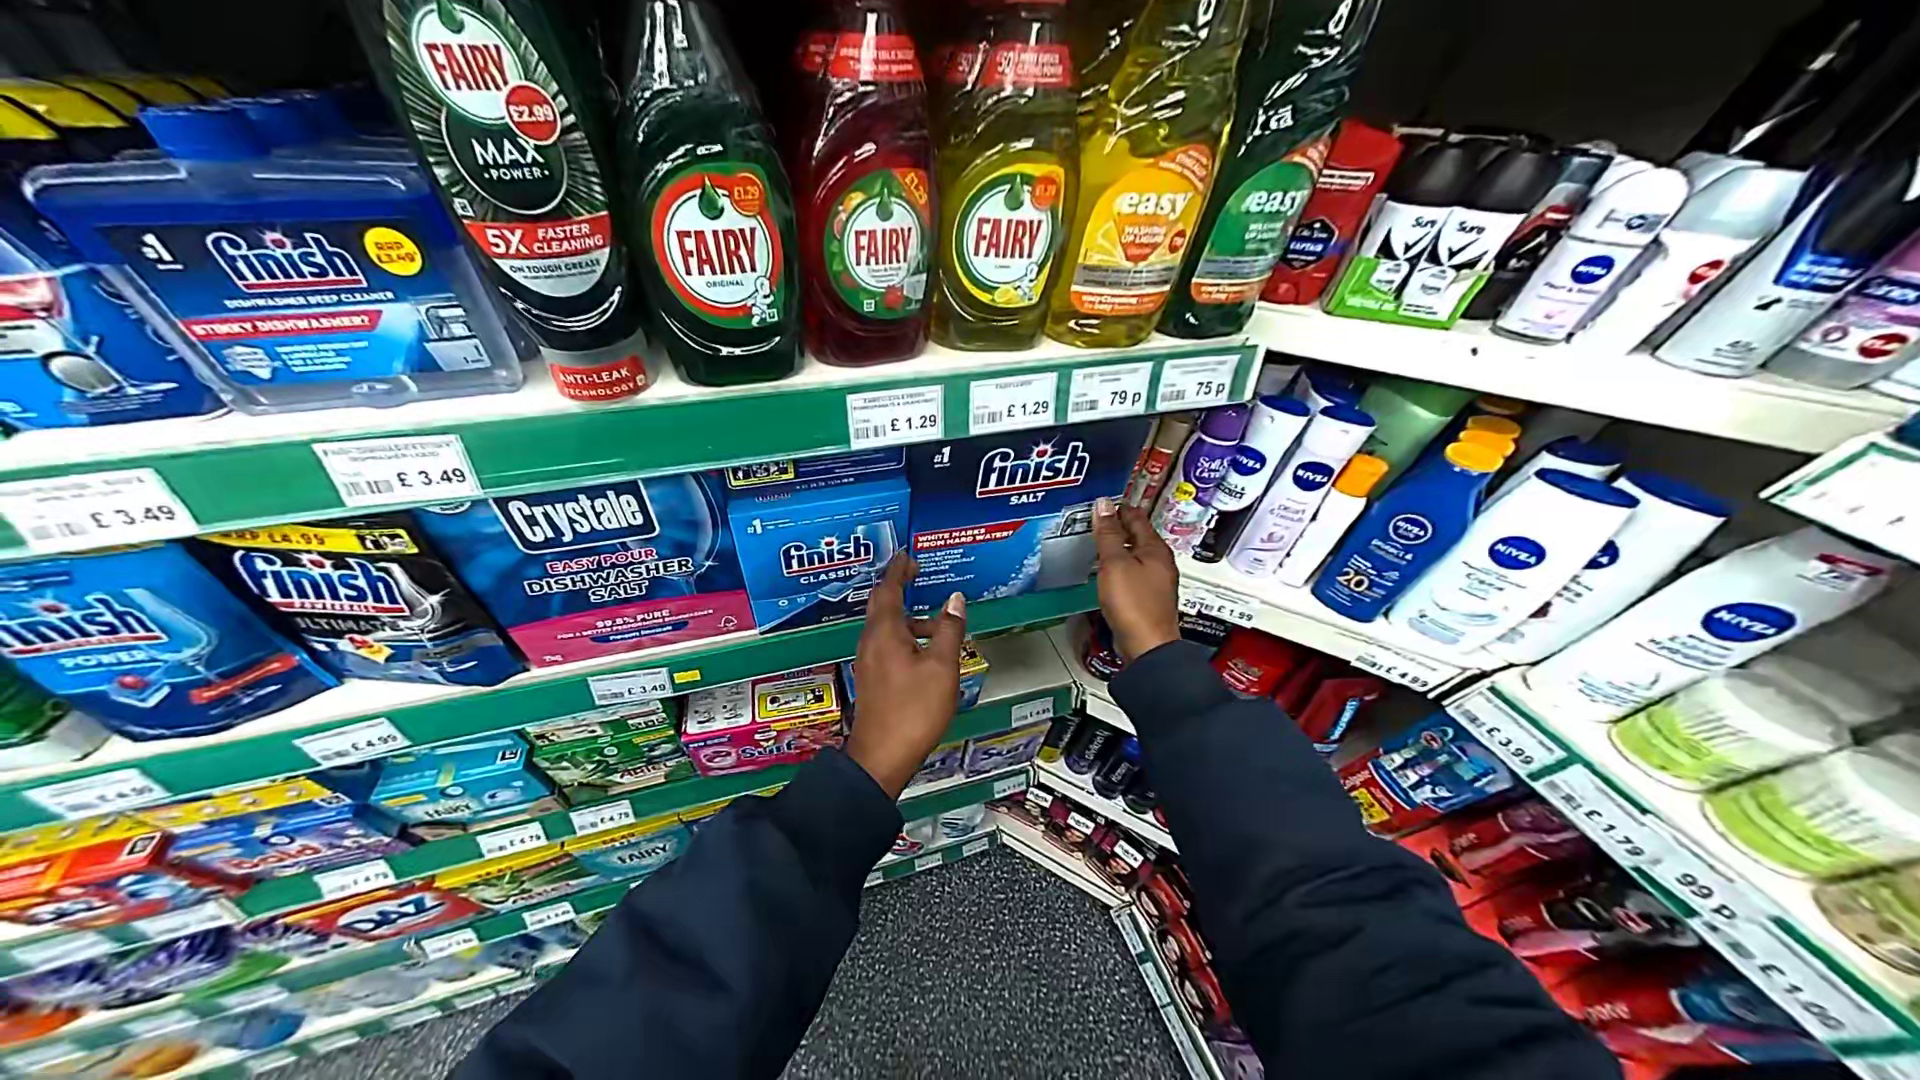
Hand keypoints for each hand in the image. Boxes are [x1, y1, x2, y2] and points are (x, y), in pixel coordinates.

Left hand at [845, 554, 967, 798]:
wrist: (882, 757)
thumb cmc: (914, 709)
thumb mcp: (942, 667)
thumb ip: (949, 629)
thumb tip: (955, 599)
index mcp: (884, 632)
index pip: (888, 589)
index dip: (898, 570)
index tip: (907, 555)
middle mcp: (871, 642)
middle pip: (882, 605)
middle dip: (899, 588)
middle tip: (917, 576)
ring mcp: (868, 662)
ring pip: (886, 628)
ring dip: (908, 618)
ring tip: (939, 625)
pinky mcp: (872, 679)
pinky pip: (887, 646)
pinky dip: (906, 638)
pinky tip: (927, 655)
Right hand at [1092, 496, 1180, 661]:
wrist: (1147, 646)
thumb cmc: (1133, 604)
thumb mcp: (1115, 563)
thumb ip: (1108, 534)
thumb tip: (1103, 504)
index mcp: (1155, 549)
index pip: (1137, 517)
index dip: (1119, 508)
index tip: (1102, 503)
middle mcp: (1160, 562)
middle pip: (1138, 536)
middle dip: (1119, 527)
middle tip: (1096, 521)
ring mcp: (1156, 580)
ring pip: (1136, 554)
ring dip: (1119, 547)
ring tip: (1098, 543)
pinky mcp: (1148, 597)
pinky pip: (1134, 572)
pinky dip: (1120, 565)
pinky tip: (1107, 571)